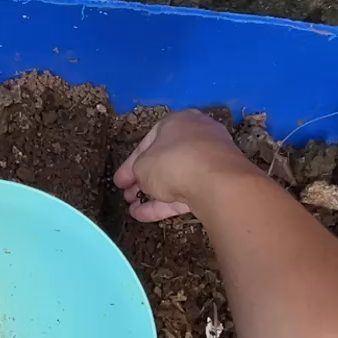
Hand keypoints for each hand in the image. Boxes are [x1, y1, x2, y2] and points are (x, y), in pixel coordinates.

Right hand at [112, 109, 258, 221]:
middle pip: (163, 160)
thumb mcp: (141, 166)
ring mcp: (209, 159)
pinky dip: (165, 203)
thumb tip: (141, 179)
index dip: (130, 165)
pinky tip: (144, 215)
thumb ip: (137, 171)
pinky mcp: (217, 182)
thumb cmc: (172, 162)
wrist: (216, 181)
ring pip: (175, 178)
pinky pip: (186, 191)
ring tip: (133, 208)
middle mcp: (195, 135)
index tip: (120, 181)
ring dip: (152, 194)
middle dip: (142, 180)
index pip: (147, 143)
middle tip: (127, 194)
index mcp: (176, 122)